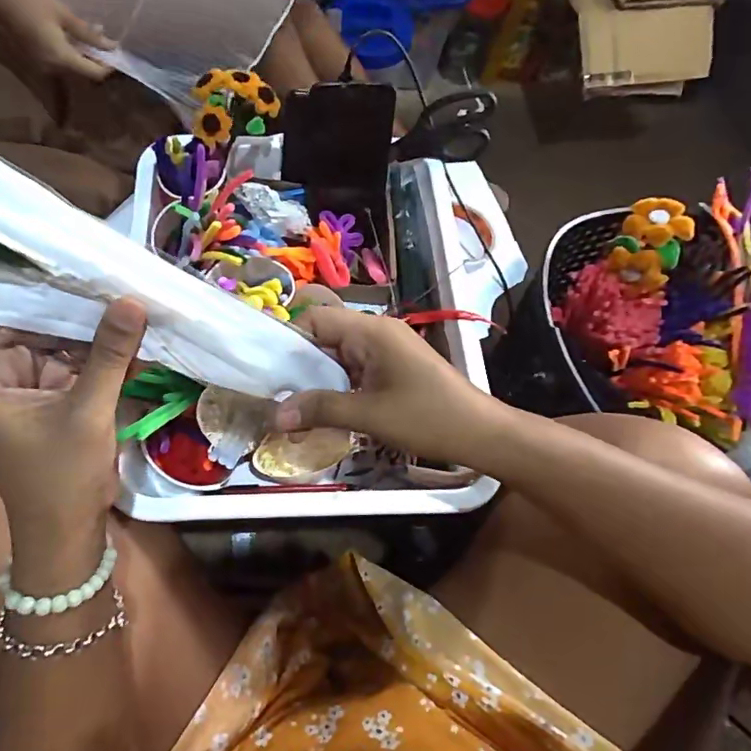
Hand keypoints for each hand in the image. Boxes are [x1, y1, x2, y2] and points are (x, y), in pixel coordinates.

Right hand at [0, 0, 116, 80]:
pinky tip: (72, 34)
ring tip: (92, 36)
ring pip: (69, 67)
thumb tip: (112, 46)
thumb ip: (88, 33)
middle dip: (96, 61)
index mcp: (61, 59)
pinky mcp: (31, 57)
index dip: (108, 66)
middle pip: (82, 73)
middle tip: (107, 42)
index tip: (117, 52)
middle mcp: (50, 69)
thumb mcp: (63, 13)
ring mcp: (38, 65)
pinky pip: (56, 60)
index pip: (94, 74)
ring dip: (82, 55)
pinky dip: (68, 52)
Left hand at [0, 300, 148, 552]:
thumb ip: (109, 354)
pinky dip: (108, 359)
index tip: (82, 270)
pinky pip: (85, 367)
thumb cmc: (61, 476)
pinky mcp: (63, 401)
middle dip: (81, 313)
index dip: (40, 293)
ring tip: (136, 304)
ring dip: (100, 335)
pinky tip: (138, 340)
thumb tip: (131, 300)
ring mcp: (37, 388)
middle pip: (41, 327)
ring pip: (68, 346)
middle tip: (120, 281)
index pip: (5, 315)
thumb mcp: (87, 411)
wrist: (69, 535)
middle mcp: (7, 376)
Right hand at [274, 307, 507, 463]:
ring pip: (340, 355)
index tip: (270, 372)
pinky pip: (358, 368)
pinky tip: (329, 410)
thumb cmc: (426, 417)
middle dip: (301, 365)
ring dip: (321, 379)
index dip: (289, 341)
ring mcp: (389, 348)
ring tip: (297, 408)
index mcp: (371, 330)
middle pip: (326, 336)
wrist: (480, 432)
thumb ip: (320, 409)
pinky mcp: (396, 366)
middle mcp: (378, 331)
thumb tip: (275, 415)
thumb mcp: (368, 415)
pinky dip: (341, 385)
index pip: (315, 318)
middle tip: (277, 395)